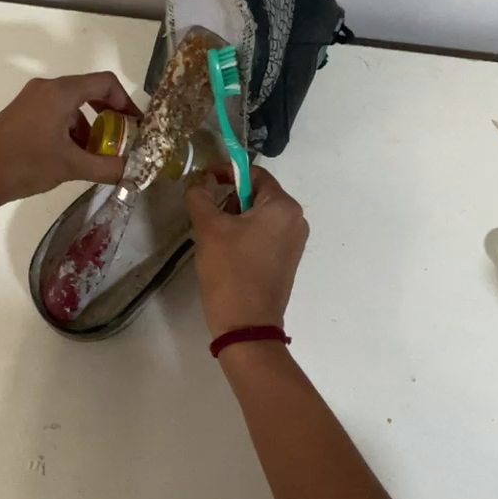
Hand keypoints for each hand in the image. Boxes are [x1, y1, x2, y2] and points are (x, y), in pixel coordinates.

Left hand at [0, 72, 139, 214]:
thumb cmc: (25, 164)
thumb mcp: (71, 167)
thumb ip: (107, 167)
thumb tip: (134, 172)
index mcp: (61, 91)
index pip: (105, 83)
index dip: (126, 101)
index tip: (137, 125)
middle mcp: (47, 88)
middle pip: (90, 91)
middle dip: (109, 115)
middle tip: (122, 138)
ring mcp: (32, 100)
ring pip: (72, 105)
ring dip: (89, 126)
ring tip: (96, 155)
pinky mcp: (21, 114)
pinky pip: (56, 113)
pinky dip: (70, 130)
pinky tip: (71, 157)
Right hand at [185, 166, 308, 337]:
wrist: (246, 326)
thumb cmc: (230, 271)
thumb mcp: (209, 227)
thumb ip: (201, 196)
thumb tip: (201, 181)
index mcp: (283, 207)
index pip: (255, 173)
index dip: (228, 172)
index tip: (205, 181)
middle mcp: (296, 220)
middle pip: (258, 194)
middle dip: (231, 200)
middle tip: (209, 217)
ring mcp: (294, 242)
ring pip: (260, 215)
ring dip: (236, 218)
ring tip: (217, 239)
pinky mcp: (288, 259)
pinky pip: (265, 234)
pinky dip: (246, 234)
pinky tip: (229, 253)